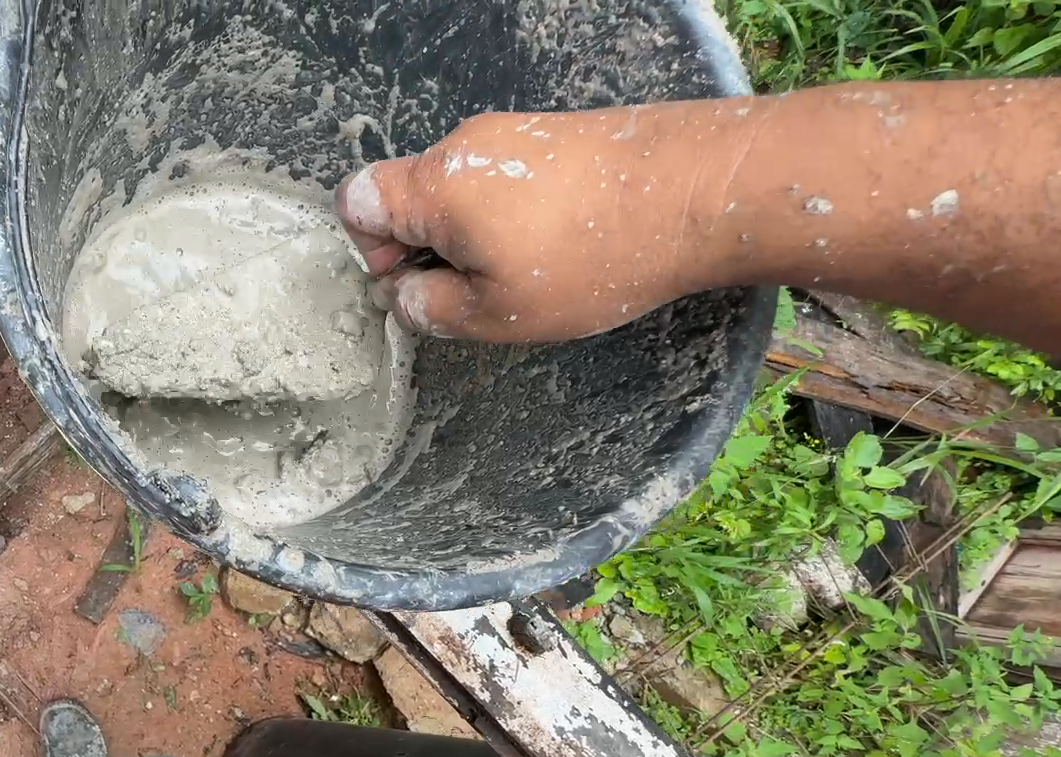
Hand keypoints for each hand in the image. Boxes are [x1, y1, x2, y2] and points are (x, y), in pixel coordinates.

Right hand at [335, 103, 747, 341]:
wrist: (716, 188)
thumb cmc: (592, 259)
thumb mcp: (493, 313)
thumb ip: (427, 308)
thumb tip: (403, 294)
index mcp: (436, 183)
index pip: (354, 200)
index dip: (366, 247)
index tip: (411, 276)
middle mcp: (464, 143)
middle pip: (404, 196)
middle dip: (418, 247)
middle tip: (470, 287)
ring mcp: (511, 130)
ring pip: (451, 191)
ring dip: (461, 236)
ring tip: (518, 268)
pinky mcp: (550, 132)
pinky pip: (494, 178)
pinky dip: (499, 216)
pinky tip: (548, 241)